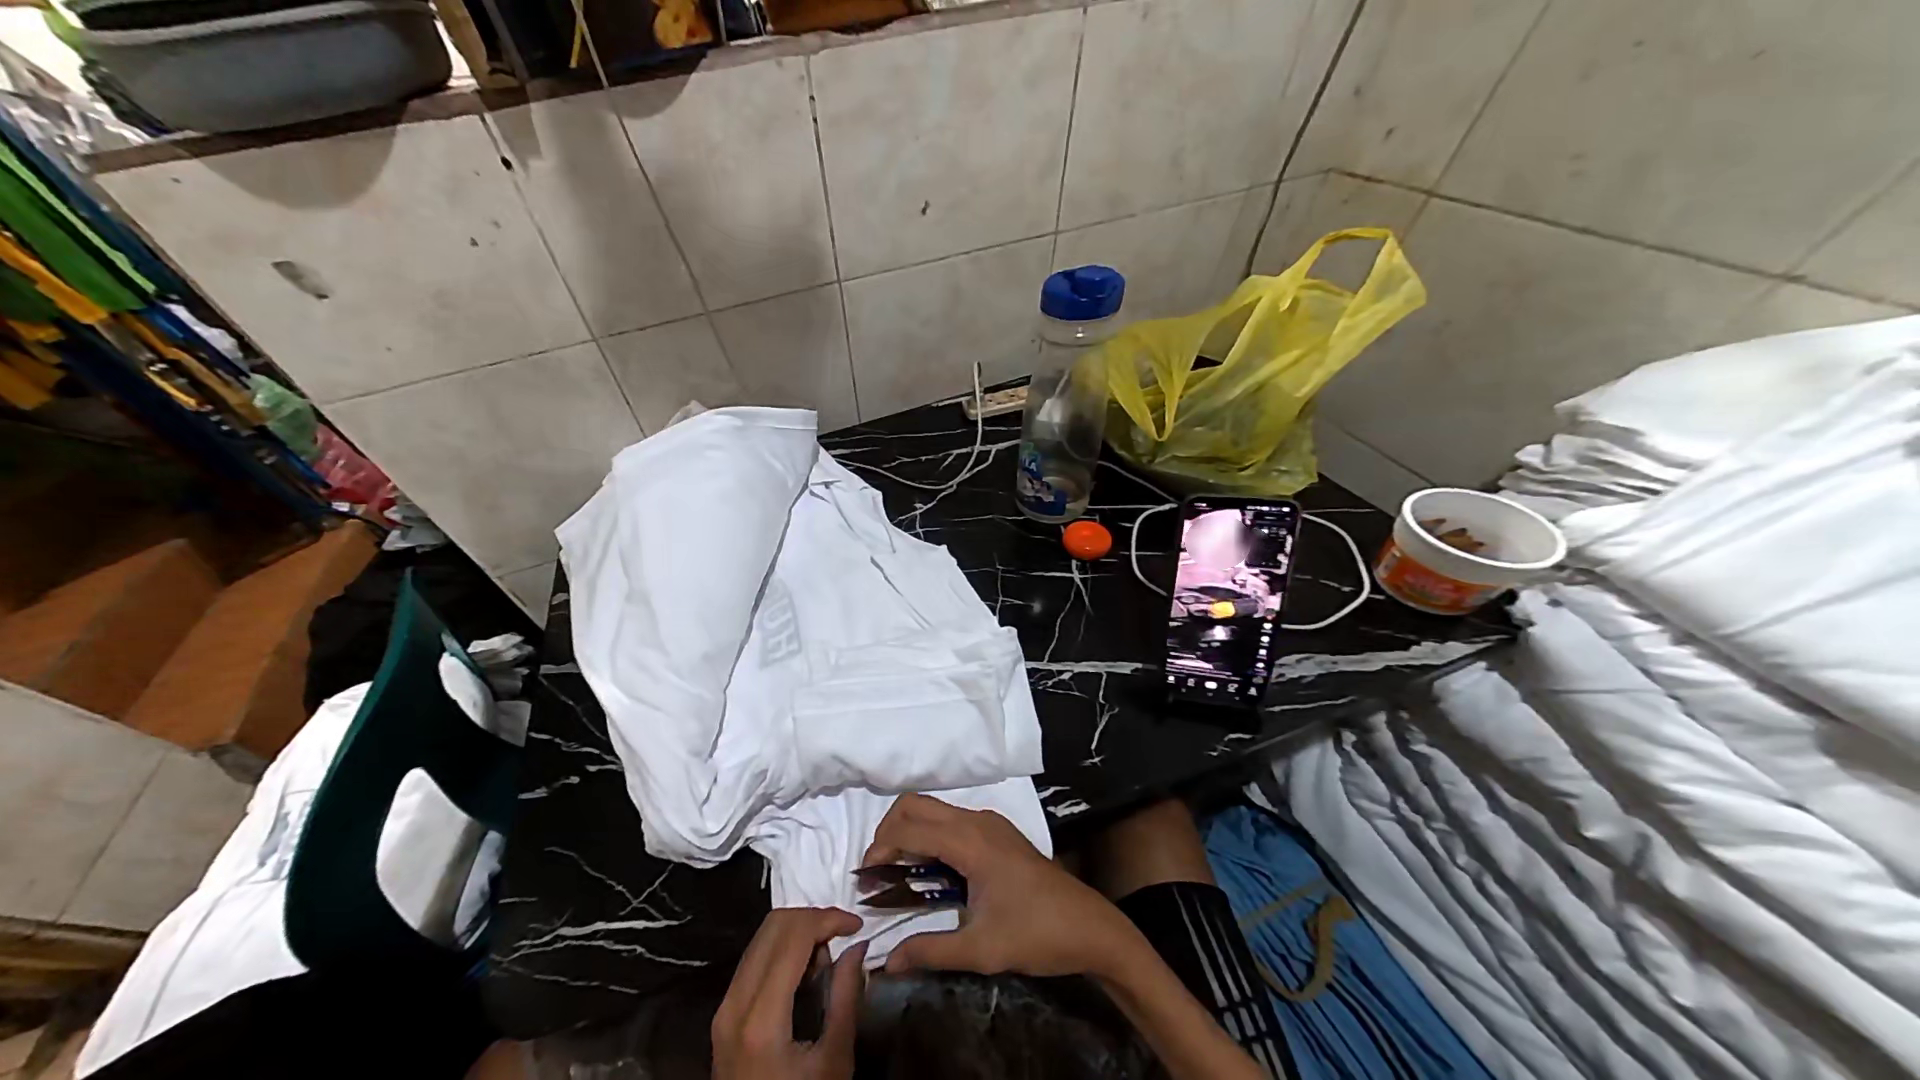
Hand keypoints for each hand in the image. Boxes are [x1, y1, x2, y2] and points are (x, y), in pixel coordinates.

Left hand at [711, 908, 867, 1079]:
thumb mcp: (834, 1061)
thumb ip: (846, 997)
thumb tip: (858, 947)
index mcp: (761, 1017)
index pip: (792, 935)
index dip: (828, 918)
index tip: (857, 926)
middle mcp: (734, 1003)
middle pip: (773, 926)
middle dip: (813, 919)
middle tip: (843, 937)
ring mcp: (723, 1008)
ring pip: (761, 937)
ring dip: (797, 932)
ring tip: (826, 959)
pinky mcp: (723, 1014)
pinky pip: (753, 958)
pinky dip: (782, 949)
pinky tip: (804, 972)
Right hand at [863, 794, 1145, 978]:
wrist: (1091, 927)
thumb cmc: (1037, 935)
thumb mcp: (980, 950)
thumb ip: (929, 951)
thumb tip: (885, 962)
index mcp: (971, 842)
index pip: (909, 828)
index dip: (880, 849)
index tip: (867, 882)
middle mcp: (978, 821)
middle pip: (915, 805)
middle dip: (888, 832)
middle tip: (880, 873)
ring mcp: (990, 823)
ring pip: (933, 810)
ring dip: (909, 833)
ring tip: (899, 876)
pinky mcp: (998, 832)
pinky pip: (951, 821)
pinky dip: (930, 837)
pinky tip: (931, 873)